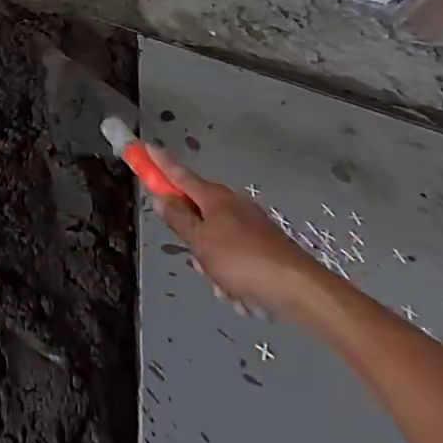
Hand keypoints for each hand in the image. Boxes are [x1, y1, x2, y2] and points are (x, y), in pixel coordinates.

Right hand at [144, 145, 323, 316]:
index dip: (160, 163)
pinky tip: (242, 294)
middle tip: (198, 260)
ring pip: (214, 244)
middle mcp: (232, 205)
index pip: (179, 175)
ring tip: (225, 286)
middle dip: (193, 241)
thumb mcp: (200, 241)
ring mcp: (249, 226)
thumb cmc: (241, 260)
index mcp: (214, 198)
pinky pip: (234, 261)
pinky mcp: (263, 248)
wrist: (297, 288)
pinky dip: (232, 278)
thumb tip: (161, 196)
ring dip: (214, 267)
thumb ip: (178, 219)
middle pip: (197, 215)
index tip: (145, 148)